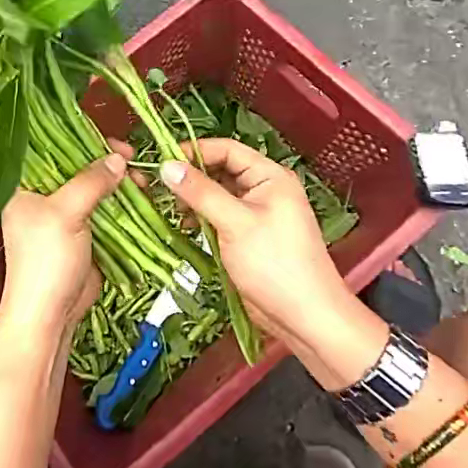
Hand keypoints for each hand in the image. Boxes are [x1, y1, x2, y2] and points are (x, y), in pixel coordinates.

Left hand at [0, 148, 127, 332]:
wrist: (50, 314)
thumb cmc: (45, 260)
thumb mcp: (65, 212)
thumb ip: (91, 181)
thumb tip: (118, 160)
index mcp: (23, 185)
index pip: (47, 147)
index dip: (75, 136)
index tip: (104, 135)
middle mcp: (42, 195)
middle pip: (75, 166)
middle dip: (104, 160)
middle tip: (131, 156)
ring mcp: (63, 215)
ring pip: (93, 188)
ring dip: (117, 181)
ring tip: (141, 178)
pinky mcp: (83, 232)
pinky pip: (104, 209)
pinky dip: (122, 202)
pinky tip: (141, 194)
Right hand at [159, 139, 385, 386]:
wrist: (305, 317)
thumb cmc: (276, 265)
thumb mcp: (234, 224)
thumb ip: (200, 192)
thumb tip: (167, 166)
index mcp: (270, 176)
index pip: (226, 150)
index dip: (195, 152)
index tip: (164, 161)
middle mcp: (263, 189)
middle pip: (219, 170)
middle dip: (191, 177)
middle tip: (162, 188)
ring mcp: (255, 212)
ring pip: (216, 194)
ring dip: (194, 199)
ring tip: (174, 210)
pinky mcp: (247, 234)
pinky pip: (219, 215)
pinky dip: (201, 218)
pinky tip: (187, 227)